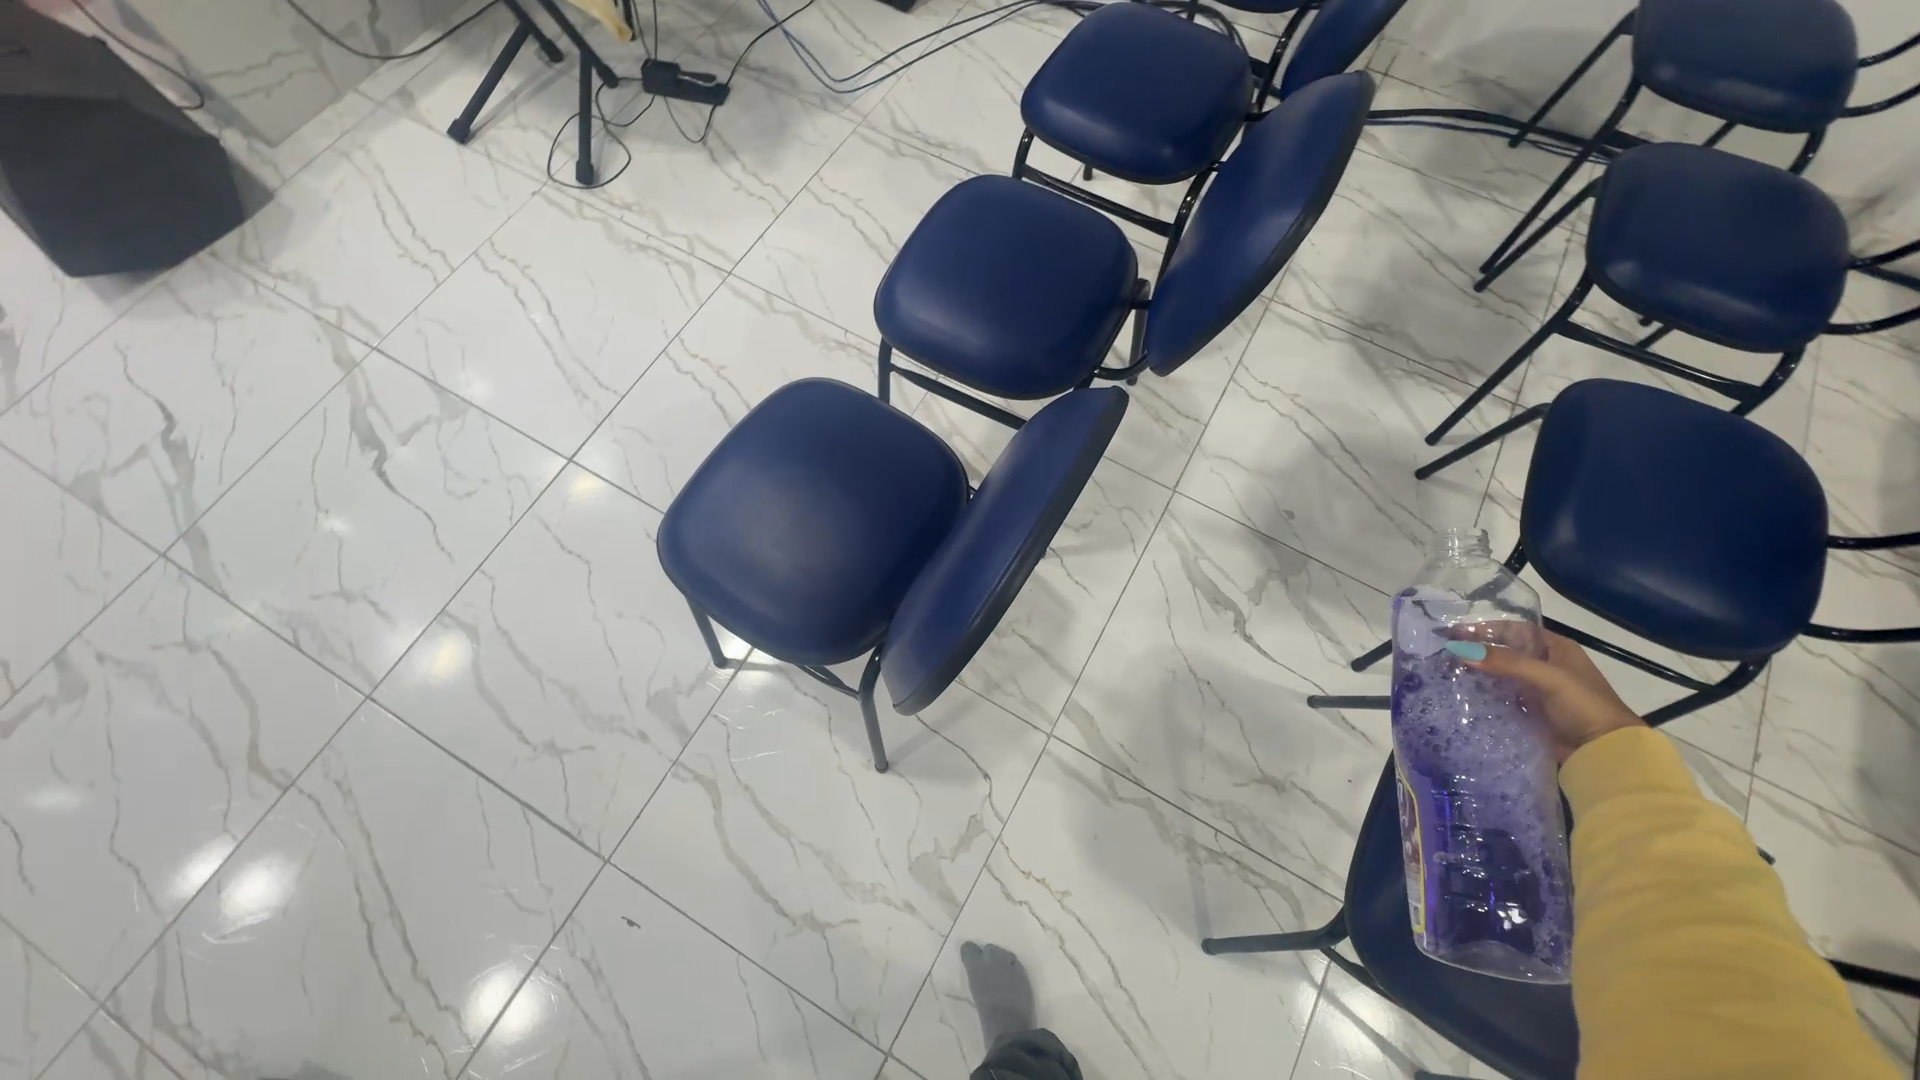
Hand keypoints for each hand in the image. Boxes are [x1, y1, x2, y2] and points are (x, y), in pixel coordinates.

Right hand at [1445, 630, 1645, 762]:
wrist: (1603, 749)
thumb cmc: (1582, 704)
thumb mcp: (1547, 677)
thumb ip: (1506, 662)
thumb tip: (1459, 651)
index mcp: (1555, 648)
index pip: (1514, 630)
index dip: (1485, 629)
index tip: (1455, 634)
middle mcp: (1544, 665)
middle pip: (1503, 651)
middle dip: (1475, 651)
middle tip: (1444, 654)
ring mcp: (1535, 689)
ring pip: (1499, 675)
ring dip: (1476, 674)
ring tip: (1446, 674)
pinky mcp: (1528, 710)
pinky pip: (1499, 697)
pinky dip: (1482, 695)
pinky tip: (1462, 695)